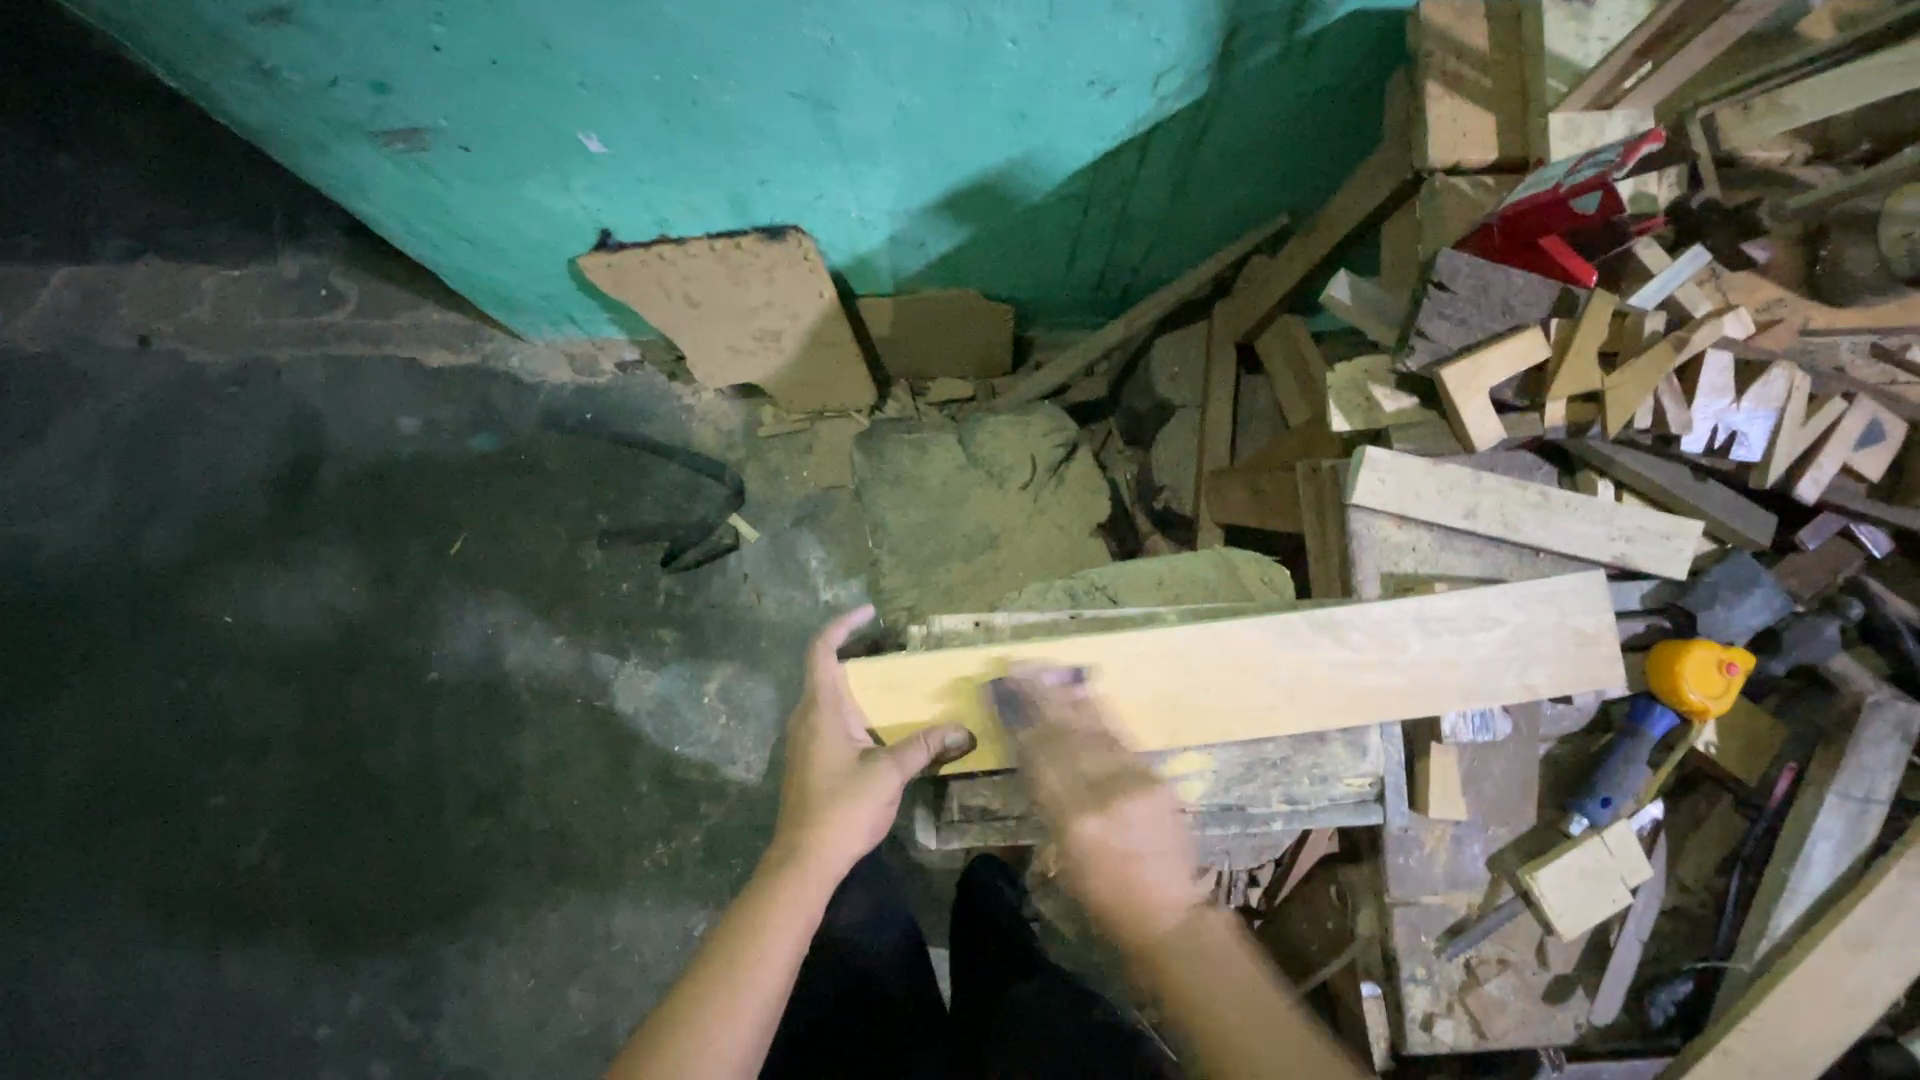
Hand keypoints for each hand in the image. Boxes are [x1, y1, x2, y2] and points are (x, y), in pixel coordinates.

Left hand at [767, 605, 975, 878]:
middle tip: (892, 652)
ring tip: (892, 687)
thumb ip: (926, 747)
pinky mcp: (807, 761)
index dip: (843, 625)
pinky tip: (879, 728)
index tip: (869, 613)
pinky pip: (829, 721)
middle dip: (857, 656)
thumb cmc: (843, 808)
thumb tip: (964, 732)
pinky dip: (853, 712)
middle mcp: (806, 716)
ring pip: (828, 698)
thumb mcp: (890, 773)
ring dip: (857, 687)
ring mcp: (803, 740)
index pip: (823, 649)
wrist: (804, 860)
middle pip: (826, 671)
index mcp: (821, 708)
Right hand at [995, 667, 1205, 951]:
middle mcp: (1101, 792)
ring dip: (1065, 696)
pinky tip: (1085, 689)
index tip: (1000, 692)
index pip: (1038, 757)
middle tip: (1017, 667)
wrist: (1168, 914)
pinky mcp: (1155, 778)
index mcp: (1071, 820)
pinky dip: (1099, 711)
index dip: (1017, 721)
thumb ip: (1047, 809)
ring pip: (1091, 728)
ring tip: (1044, 669)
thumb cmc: (1102, 900)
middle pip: (1062, 734)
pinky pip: (1121, 737)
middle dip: (1037, 698)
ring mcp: (1133, 781)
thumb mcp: (1061, 860)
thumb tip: (1033, 764)